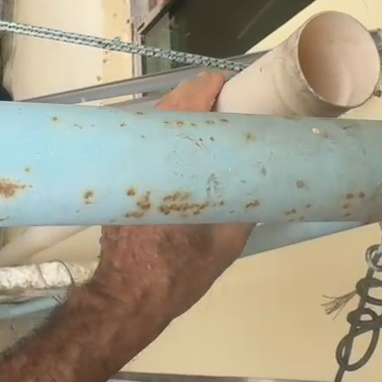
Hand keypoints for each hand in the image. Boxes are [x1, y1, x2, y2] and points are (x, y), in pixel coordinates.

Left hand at [87, 72, 253, 330]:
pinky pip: (144, 144)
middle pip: (166, 108)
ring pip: (153, 124)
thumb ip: (245, 205)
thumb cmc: (179, 273)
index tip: (229, 84)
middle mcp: (143, 161)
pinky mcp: (119, 182)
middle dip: (196, 96)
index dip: (207, 89)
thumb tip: (261, 177)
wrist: (129, 297)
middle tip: (226, 99)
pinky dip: (165, 135)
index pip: (185, 108)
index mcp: (172, 169)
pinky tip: (185, 146)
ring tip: (210, 118)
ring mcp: (126, 170)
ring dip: (180, 114)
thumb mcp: (227, 242)